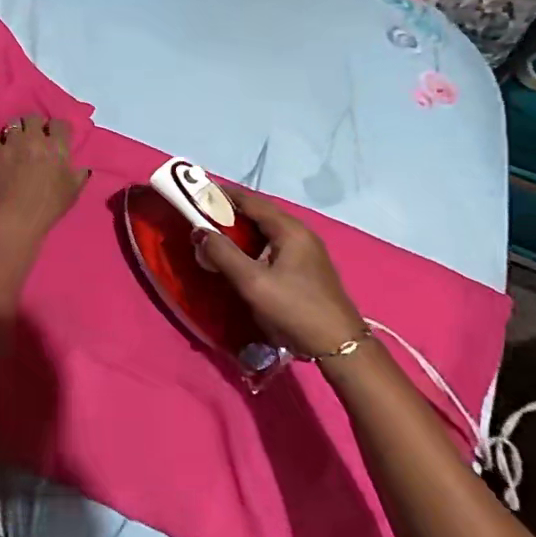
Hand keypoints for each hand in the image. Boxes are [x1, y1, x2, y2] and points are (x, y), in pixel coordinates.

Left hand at [0, 116, 89, 243]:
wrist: (20, 216)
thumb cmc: (51, 205)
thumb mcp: (73, 191)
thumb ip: (80, 175)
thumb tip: (84, 168)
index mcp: (57, 146)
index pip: (60, 123)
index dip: (59, 128)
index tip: (57, 135)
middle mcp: (34, 139)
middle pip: (34, 117)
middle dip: (35, 123)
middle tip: (35, 134)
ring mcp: (13, 144)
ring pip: (12, 123)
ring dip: (16, 129)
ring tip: (16, 139)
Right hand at [197, 185, 367, 357]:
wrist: (337, 345)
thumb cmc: (294, 309)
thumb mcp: (252, 282)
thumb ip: (223, 254)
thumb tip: (199, 231)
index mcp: (290, 230)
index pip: (252, 201)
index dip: (224, 195)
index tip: (198, 191)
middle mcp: (300, 234)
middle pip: (259, 215)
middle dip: (230, 213)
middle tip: (201, 216)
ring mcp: (305, 252)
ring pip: (265, 232)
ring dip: (240, 231)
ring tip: (214, 235)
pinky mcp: (305, 268)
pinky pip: (272, 246)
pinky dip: (251, 245)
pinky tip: (238, 258)